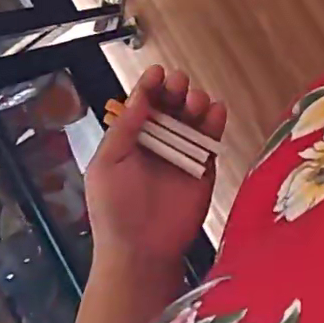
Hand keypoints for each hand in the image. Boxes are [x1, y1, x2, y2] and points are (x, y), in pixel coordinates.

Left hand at [85, 65, 226, 275]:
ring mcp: (183, 153)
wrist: (141, 250)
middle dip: (175, 90)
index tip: (157, 72)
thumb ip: (125, 129)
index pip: (143, 104)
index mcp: (131, 138)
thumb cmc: (115, 209)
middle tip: (178, 85)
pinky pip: (212, 139)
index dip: (150, 86)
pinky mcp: (204, 167)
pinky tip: (215, 111)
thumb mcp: (107, 164)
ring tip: (196, 101)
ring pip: (194, 118)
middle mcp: (158, 141)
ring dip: (196, 102)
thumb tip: (139, 95)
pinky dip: (216, 122)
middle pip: (171, 105)